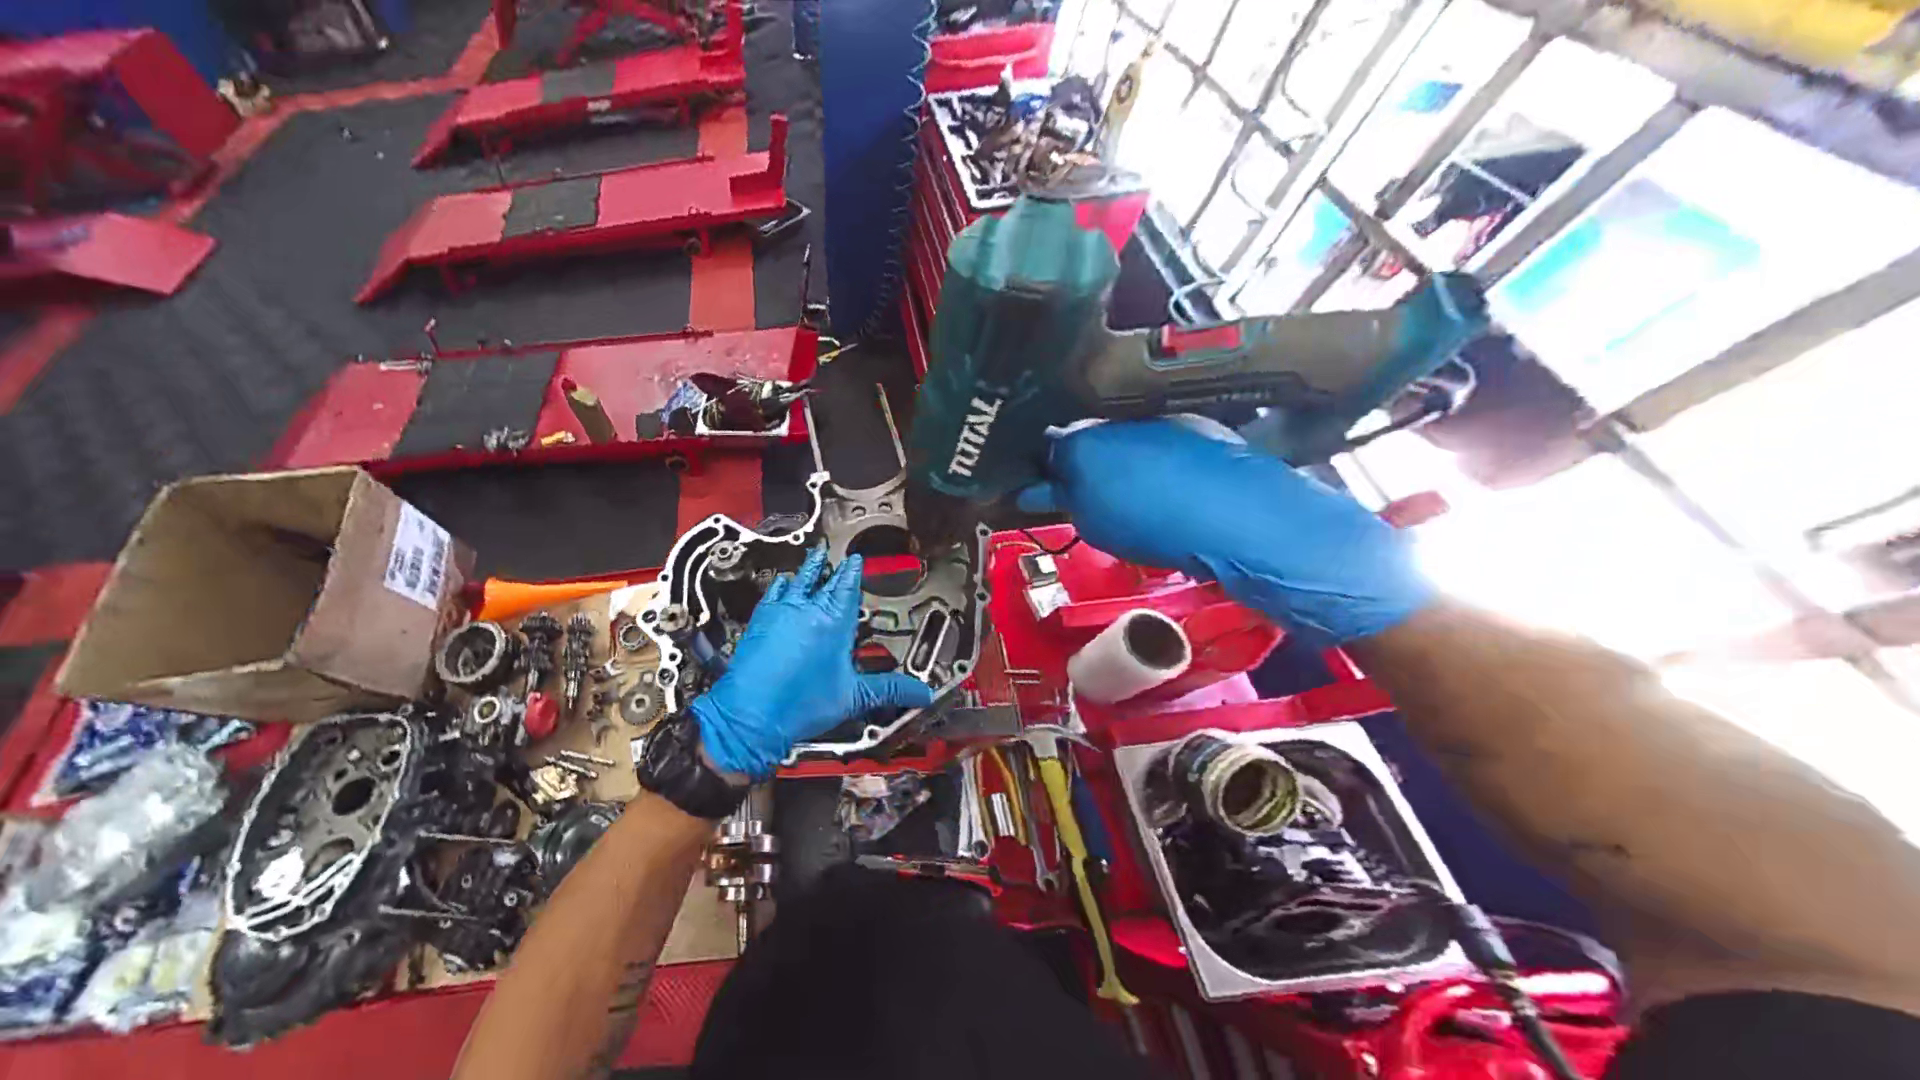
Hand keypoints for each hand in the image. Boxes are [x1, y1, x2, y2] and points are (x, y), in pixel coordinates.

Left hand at [689, 545, 935, 778]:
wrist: (750, 716)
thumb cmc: (796, 706)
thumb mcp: (853, 697)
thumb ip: (890, 690)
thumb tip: (920, 692)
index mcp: (833, 621)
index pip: (847, 584)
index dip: (853, 570)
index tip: (856, 560)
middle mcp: (805, 610)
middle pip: (821, 577)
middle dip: (830, 565)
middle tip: (835, 554)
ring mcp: (779, 614)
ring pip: (795, 580)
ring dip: (805, 571)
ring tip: (811, 561)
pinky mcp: (758, 623)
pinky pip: (771, 593)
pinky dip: (779, 585)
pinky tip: (779, 586)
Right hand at [1017, 418, 1433, 643]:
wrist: (1241, 518)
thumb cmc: (1155, 524)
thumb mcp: (1094, 522)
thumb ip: (1062, 499)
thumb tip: (1034, 488)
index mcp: (1086, 437)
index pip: (1046, 443)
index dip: (1041, 467)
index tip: (1037, 486)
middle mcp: (1121, 417)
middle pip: (1085, 436)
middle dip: (1078, 461)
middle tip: (1080, 495)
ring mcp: (1162, 418)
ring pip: (1122, 437)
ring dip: (1116, 460)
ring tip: (1124, 496)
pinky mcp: (1197, 428)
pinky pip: (1157, 441)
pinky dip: (1150, 460)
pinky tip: (1162, 488)